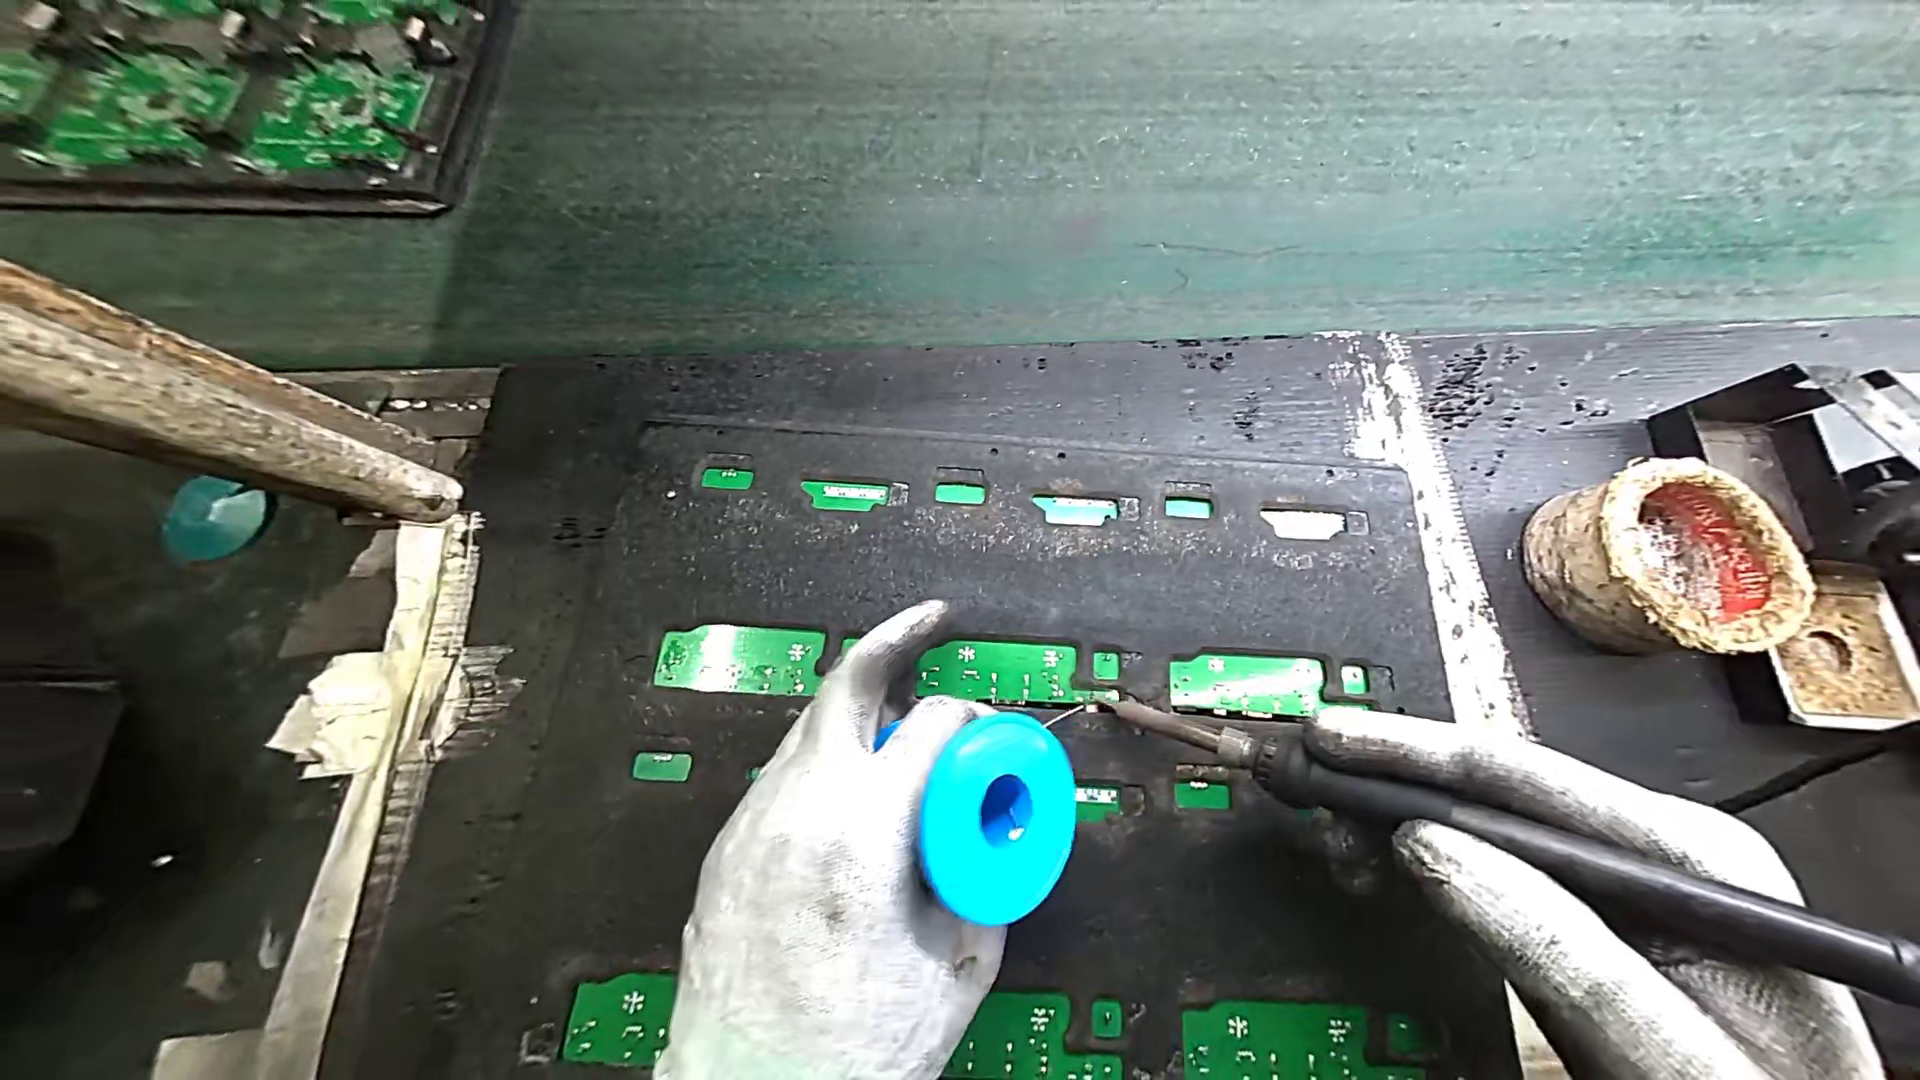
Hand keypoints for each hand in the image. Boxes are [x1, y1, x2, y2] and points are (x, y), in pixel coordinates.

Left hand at [656, 601, 1001, 1079]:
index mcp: (863, 831)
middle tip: (929, 620)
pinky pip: (789, 768)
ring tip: (902, 724)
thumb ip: (985, 874)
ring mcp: (754, 819)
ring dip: (864, 705)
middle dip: (895, 637)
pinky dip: (831, 755)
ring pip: (814, 721)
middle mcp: (799, 805)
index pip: (932, 724)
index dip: (973, 719)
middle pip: (847, 681)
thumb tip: (992, 822)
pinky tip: (858, 791)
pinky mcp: (731, 843)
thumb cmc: (854, 1051)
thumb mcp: (958, 962)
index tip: (988, 738)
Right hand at [1305, 708, 1880, 1079]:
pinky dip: (1397, 850)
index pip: (1509, 771)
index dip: (1402, 746)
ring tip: (1334, 837)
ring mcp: (1592, 869)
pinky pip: (1456, 849)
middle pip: (1471, 783)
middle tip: (1303, 776)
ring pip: (1452, 811)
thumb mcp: (1665, 1055)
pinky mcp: (1556, 896)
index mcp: (1684, 857)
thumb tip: (1427, 841)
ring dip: (1378, 819)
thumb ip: (1557, 950)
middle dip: (1375, 781)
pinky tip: (1369, 860)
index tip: (1327, 739)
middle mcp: (1632, 844)